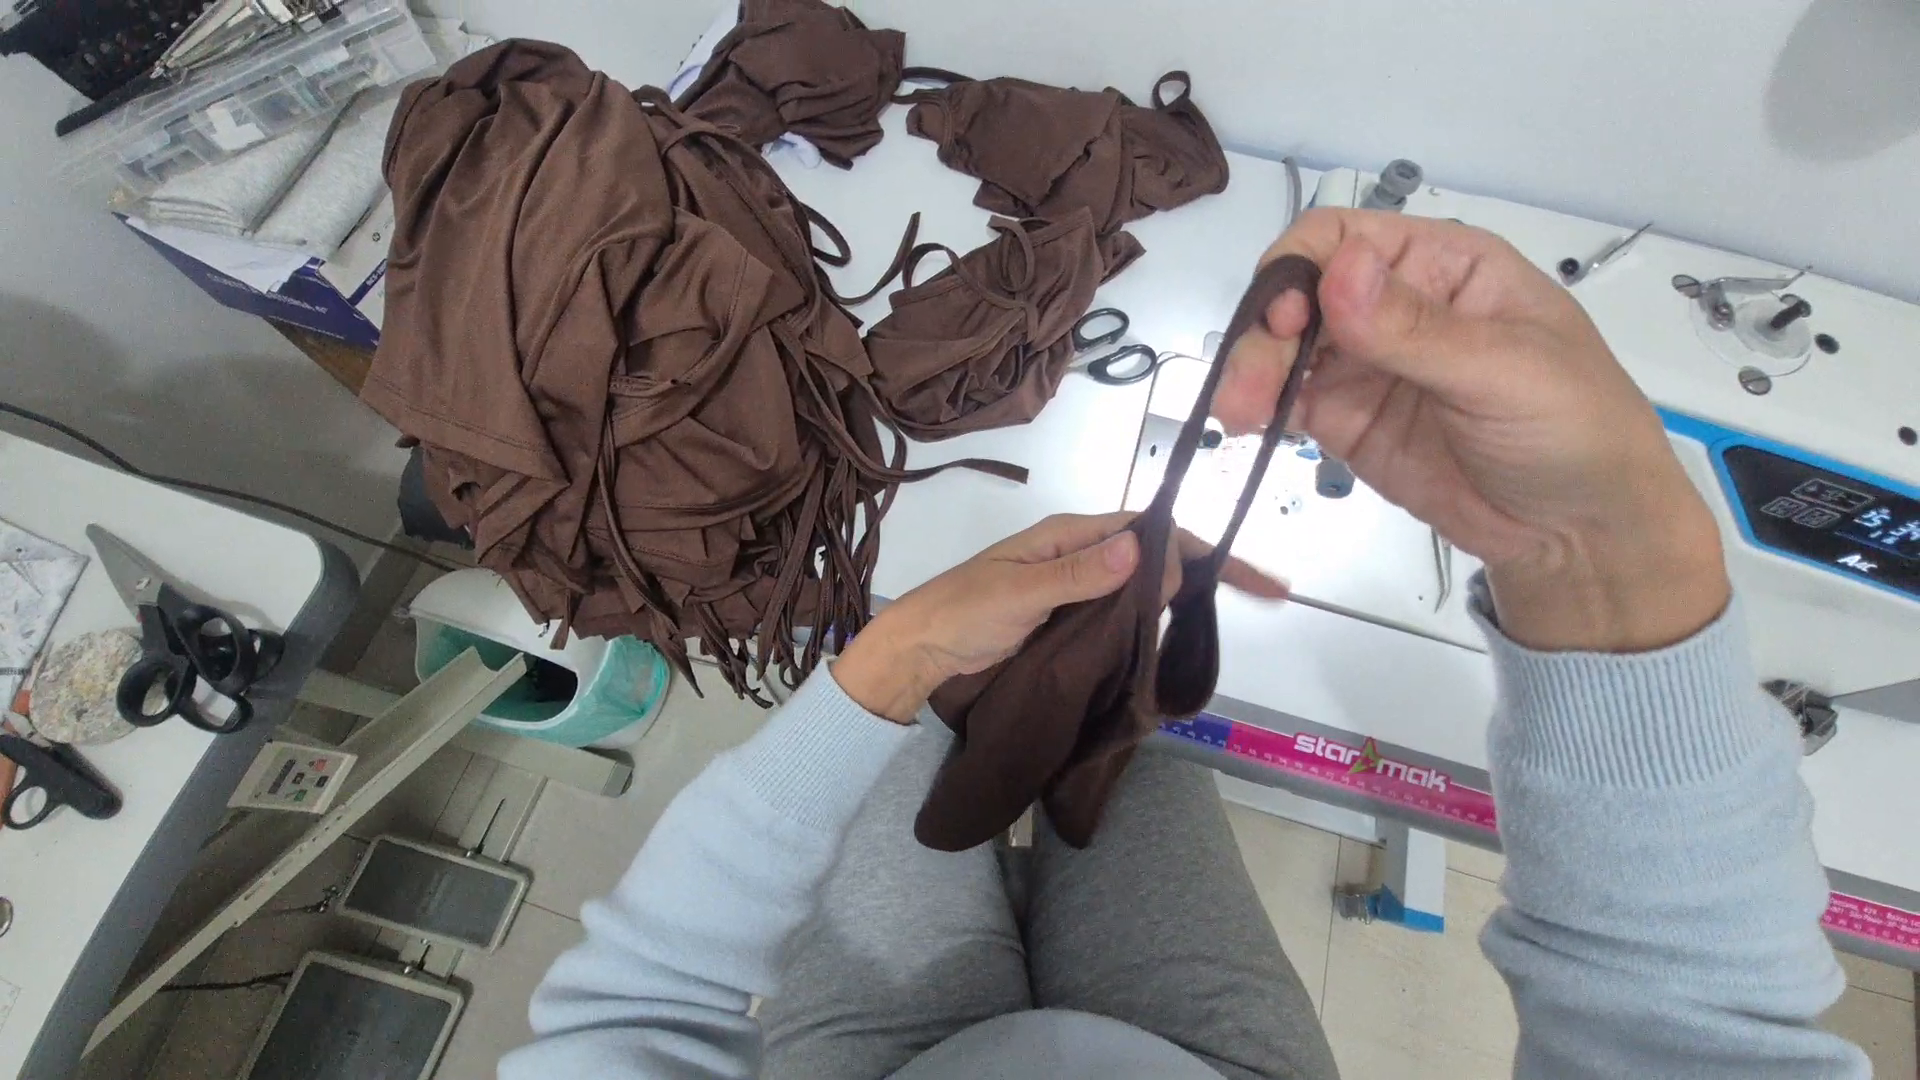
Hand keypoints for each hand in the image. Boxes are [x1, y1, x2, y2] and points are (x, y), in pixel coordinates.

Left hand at [834, 512, 1287, 720]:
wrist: (922, 648)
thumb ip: (1078, 573)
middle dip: (1199, 568)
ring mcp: (1073, 585)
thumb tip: (1142, 549)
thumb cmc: (963, 611)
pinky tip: (1168, 632)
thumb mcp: (1020, 592)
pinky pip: (1116, 610)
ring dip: (1177, 593)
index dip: (1196, 547)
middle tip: (1254, 595)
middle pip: (1150, 552)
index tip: (1242, 573)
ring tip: (1222, 614)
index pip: (1146, 529)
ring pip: (1137, 582)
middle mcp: (1077, 553)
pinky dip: (1147, 617)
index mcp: (1069, 534)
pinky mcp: (1067, 616)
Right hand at [1213, 208, 1728, 651]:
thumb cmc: (1567, 430)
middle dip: (1261, 337)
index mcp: (1437, 267)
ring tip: (1239, 417)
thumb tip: (1337, 268)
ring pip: (1278, 350)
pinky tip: (1250, 428)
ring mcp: (1358, 366)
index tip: (1281, 322)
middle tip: (1245, 395)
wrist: (1570, 530)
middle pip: (1294, 297)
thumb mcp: (1504, 371)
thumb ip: (1414, 328)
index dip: (1297, 270)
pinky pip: (1284, 401)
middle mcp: (1386, 307)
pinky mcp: (1338, 419)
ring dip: (1249, 376)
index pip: (1339, 239)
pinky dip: (1259, 409)